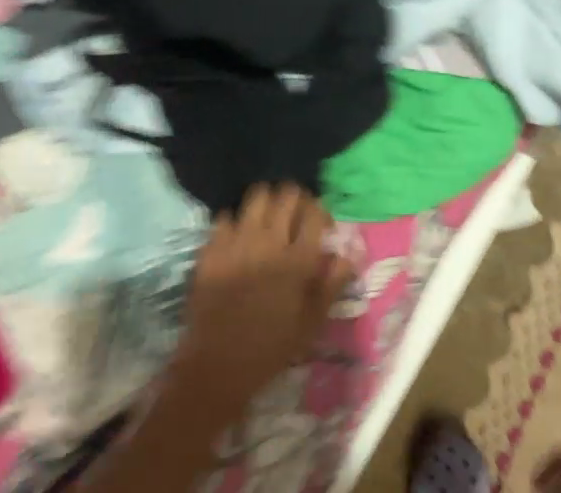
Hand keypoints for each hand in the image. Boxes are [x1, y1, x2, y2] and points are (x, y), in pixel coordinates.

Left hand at [169, 184, 352, 411]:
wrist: (217, 366)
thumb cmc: (271, 348)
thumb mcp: (312, 322)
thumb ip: (333, 282)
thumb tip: (348, 252)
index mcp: (298, 261)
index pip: (315, 212)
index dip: (321, 213)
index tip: (320, 227)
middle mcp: (268, 242)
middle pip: (287, 194)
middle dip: (296, 200)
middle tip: (295, 217)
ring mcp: (236, 242)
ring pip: (256, 196)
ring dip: (267, 203)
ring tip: (268, 221)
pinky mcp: (211, 248)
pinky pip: (225, 217)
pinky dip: (236, 222)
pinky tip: (239, 239)